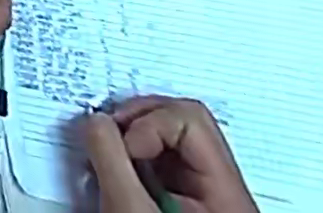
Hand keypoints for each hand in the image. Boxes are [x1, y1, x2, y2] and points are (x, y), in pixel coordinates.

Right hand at [79, 97, 259, 212]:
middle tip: (109, 138)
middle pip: (182, 119)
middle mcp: (223, 192)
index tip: (123, 149)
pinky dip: (130, 157)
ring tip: (109, 161)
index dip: (147, 123)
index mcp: (227, 195)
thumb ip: (108, 155)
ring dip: (130, 138)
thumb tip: (95, 119)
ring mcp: (205, 199)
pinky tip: (115, 176)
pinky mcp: (184, 205)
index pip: (188, 119)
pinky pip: (158, 159)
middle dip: (136, 121)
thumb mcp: (128, 211)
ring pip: (168, 137)